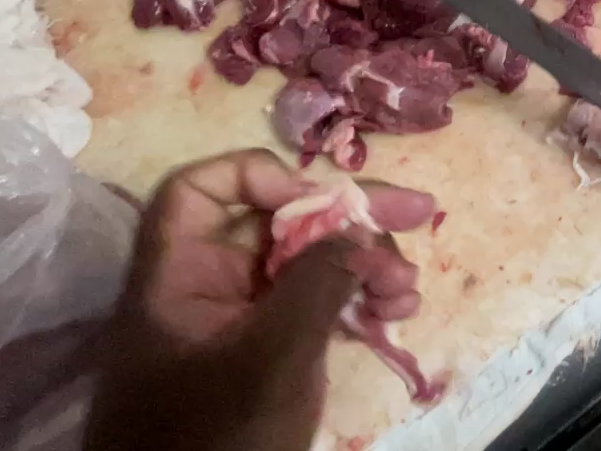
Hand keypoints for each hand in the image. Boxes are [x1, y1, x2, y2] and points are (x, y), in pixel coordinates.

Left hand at [84, 150, 434, 450]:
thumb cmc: (216, 440)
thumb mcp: (272, 357)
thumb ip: (319, 280)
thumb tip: (362, 229)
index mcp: (179, 280)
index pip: (199, 190)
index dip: (260, 177)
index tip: (318, 203)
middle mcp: (210, 285)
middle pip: (284, 218)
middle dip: (356, 217)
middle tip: (421, 213)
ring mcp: (244, 315)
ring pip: (316, 255)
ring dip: (372, 261)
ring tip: (407, 290)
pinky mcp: (273, 342)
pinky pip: (325, 293)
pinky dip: (366, 294)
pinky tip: (398, 311)